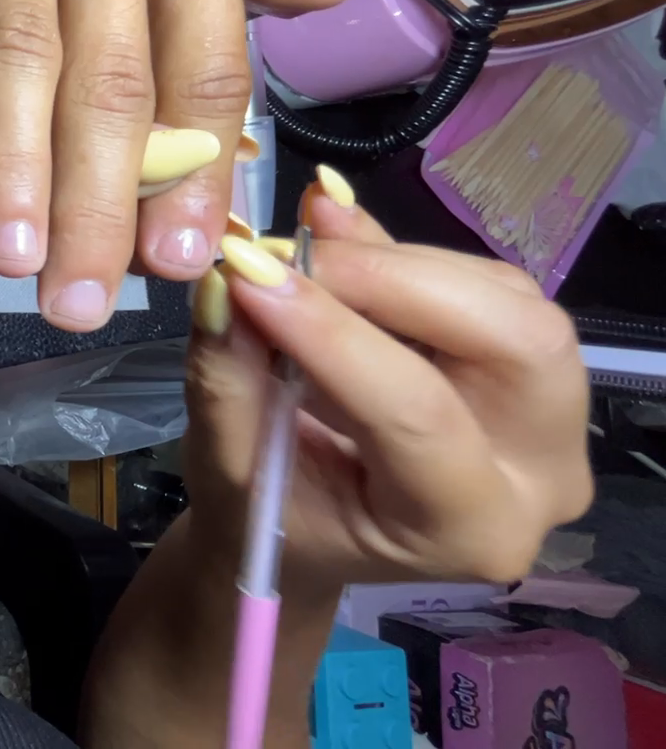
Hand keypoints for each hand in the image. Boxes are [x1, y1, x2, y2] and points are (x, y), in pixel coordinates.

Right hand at [184, 170, 593, 587]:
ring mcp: (548, 422)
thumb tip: (220, 284)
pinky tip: (326, 232)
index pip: (416, 411)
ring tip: (292, 256)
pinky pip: (482, 287)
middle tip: (281, 257)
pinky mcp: (522, 374)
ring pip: (505, 299)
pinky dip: (394, 252)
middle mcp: (539, 475)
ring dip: (389, 261)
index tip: (241, 275)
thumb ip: (224, 377)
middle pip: (514, 340)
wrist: (307, 536)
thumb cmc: (263, 516)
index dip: (327, 332)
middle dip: (386, 278)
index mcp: (462, 526)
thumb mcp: (222, 461)